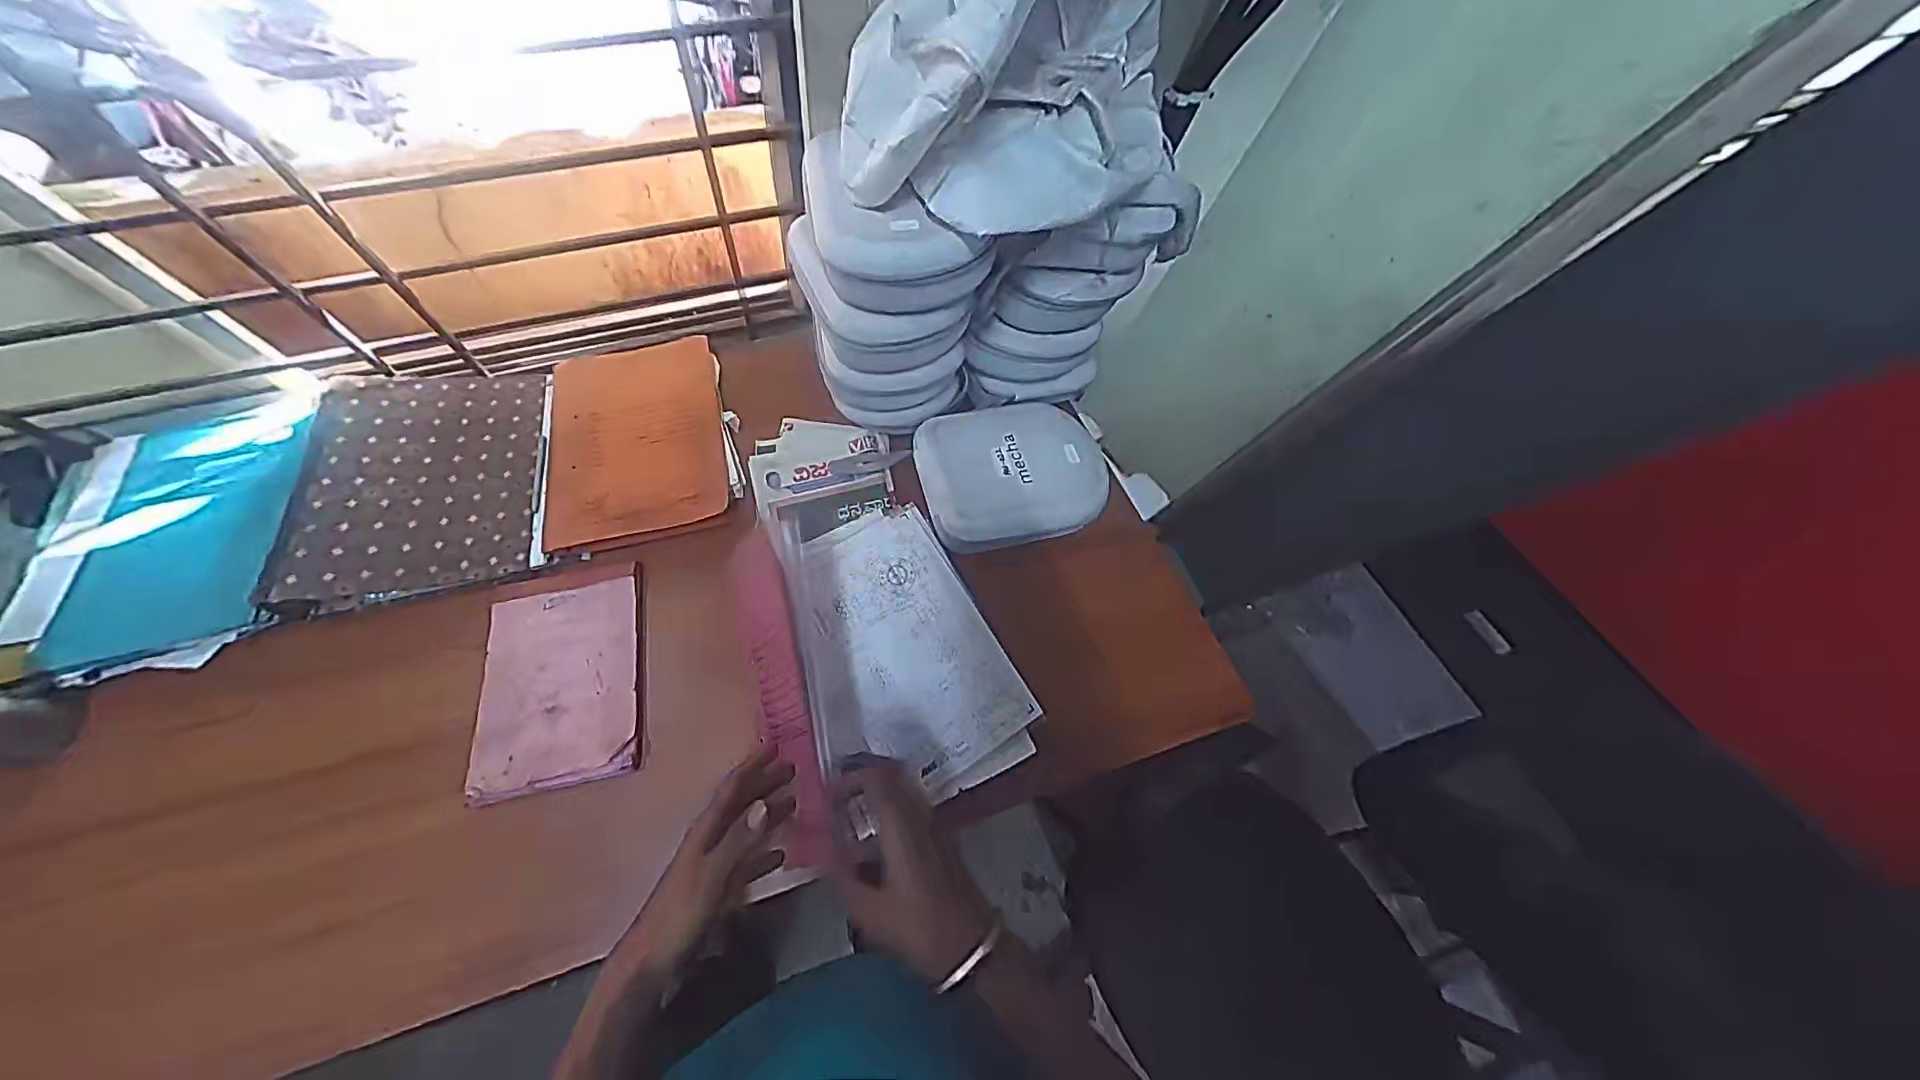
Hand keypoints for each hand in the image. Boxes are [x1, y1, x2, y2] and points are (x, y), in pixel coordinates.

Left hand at [616, 746, 795, 977]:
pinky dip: (763, 853)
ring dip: (767, 815)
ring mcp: (711, 866)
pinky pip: (746, 861)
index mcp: (704, 833)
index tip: (774, 747)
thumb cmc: (679, 915)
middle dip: (763, 784)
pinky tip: (780, 854)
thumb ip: (738, 840)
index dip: (751, 766)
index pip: (730, 789)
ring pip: (744, 830)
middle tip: (791, 770)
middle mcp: (708, 842)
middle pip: (739, 804)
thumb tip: (766, 802)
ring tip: (792, 803)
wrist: (649, 963)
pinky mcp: (715, 889)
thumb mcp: (711, 875)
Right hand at [832, 759, 996, 984]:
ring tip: (853, 805)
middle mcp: (921, 815)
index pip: (876, 778)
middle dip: (863, 774)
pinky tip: (877, 830)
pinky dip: (893, 802)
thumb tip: (822, 854)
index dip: (850, 777)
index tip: (829, 790)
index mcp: (901, 826)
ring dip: (879, 787)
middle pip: (893, 774)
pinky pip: (914, 803)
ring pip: (905, 787)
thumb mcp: (868, 911)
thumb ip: (841, 877)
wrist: (970, 944)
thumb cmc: (918, 928)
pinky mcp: (943, 835)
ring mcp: (936, 823)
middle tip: (838, 788)